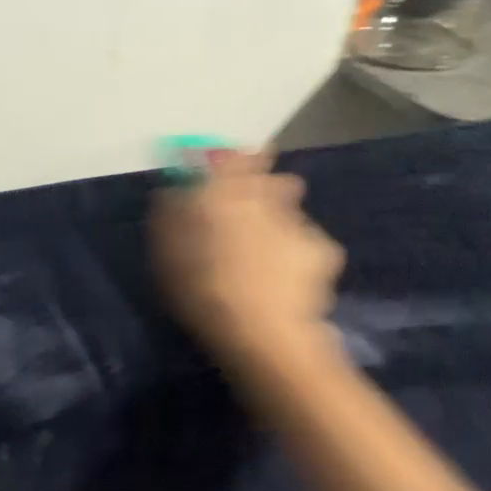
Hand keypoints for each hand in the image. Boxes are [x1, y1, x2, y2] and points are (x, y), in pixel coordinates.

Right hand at [150, 150, 343, 355]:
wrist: (262, 332)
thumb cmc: (200, 288)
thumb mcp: (165, 252)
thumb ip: (170, 214)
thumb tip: (173, 191)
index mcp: (223, 192)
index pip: (234, 158)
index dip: (231, 159)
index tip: (225, 165)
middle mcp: (266, 198)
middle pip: (269, 181)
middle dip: (261, 191)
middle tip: (242, 217)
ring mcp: (301, 224)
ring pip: (288, 213)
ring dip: (277, 224)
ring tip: (261, 255)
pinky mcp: (326, 252)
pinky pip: (305, 243)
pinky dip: (293, 254)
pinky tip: (281, 278)